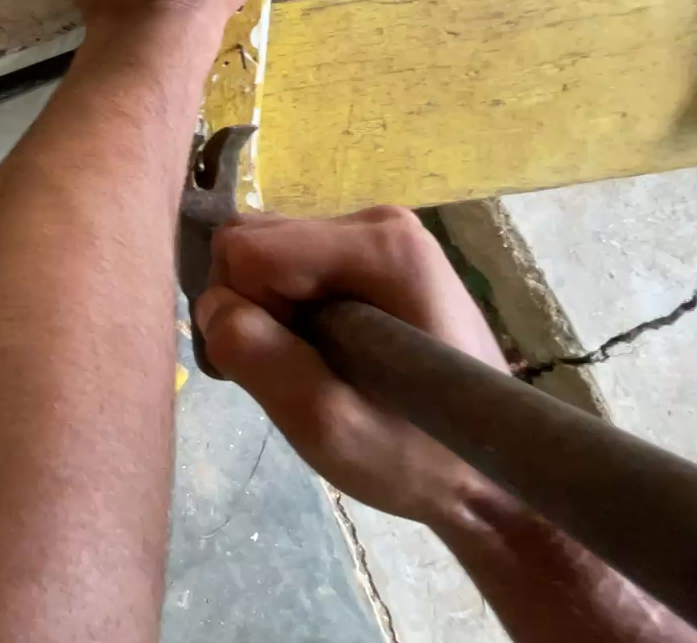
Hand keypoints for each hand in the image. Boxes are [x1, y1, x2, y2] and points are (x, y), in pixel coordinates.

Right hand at [194, 207, 506, 526]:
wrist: (486, 473)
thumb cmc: (417, 457)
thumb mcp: (329, 426)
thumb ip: (259, 357)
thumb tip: (211, 304)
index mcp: (382, 247)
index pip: (248, 249)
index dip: (248, 311)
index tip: (291, 366)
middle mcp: (375, 222)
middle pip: (247, 240)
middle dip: (248, 305)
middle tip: (289, 367)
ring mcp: (368, 231)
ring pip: (254, 248)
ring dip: (257, 307)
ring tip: (301, 361)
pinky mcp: (358, 247)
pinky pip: (273, 258)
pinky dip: (271, 303)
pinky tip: (309, 344)